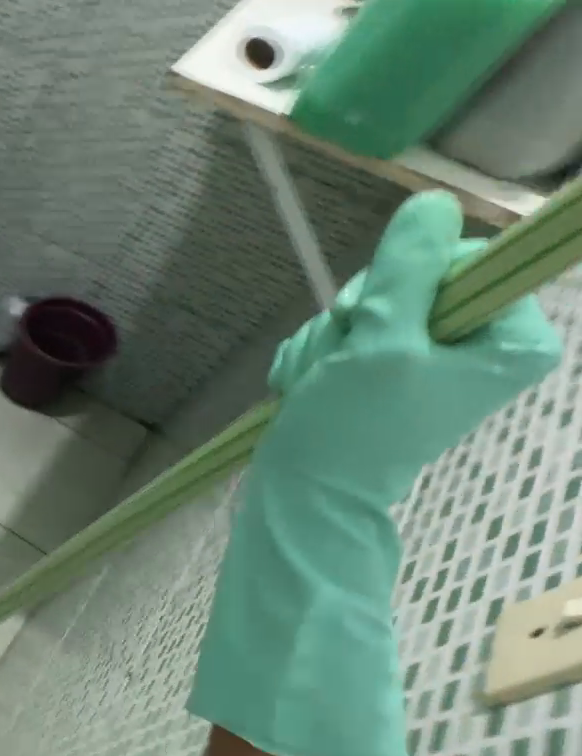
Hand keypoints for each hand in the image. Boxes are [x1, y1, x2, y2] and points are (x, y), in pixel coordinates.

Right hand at [190, 191, 560, 755]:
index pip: (461, 262)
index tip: (370, 326)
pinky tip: (307, 390)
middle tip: (336, 366)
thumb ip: (406, 272)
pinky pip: (341, 338)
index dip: (401, 284)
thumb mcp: (380, 344)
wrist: (304, 496)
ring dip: (323, 345)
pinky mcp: (380, 375)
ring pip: (361, 313)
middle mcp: (476, 344)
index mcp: (509, 337)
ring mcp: (424, 361)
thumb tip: (432, 201)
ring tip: (316, 387)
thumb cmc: (350, 430)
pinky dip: (313, 361)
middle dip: (350, 323)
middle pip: (403, 287)